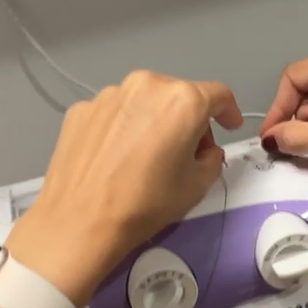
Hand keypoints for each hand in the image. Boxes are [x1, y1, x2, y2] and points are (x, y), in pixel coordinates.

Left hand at [8, 72, 242, 305]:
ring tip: (144, 158)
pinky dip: (121, 129)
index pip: (218, 95)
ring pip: (143, 102)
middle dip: (188, 120)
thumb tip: (204, 151)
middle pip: (178, 96)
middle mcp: (145, 86)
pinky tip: (115, 159)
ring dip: (152, 122)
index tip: (228, 124)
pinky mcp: (81, 110)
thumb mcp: (197, 186)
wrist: (80, 222)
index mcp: (182, 101)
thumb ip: (211, 159)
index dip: (228, 111)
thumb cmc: (145, 204)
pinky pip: (113, 114)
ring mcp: (108, 95)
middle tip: (185, 153)